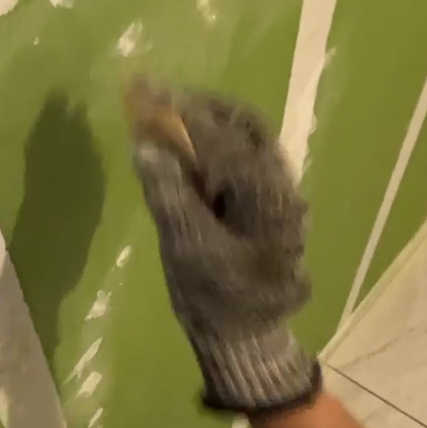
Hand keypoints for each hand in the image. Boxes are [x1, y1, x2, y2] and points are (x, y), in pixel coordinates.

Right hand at [131, 87, 317, 412]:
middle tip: (159, 98)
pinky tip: (191, 151)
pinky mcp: (271, 206)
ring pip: (249, 141)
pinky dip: (217, 146)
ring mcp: (281, 195)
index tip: (144, 89)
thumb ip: (168, 194)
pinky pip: (246, 161)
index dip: (180, 109)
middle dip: (200, 107)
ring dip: (210, 124)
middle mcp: (282, 185)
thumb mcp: (185, 249)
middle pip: (245, 125)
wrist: (245, 338)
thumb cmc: (215, 297)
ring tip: (169, 118)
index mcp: (265, 193)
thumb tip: (146, 146)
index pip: (220, 135)